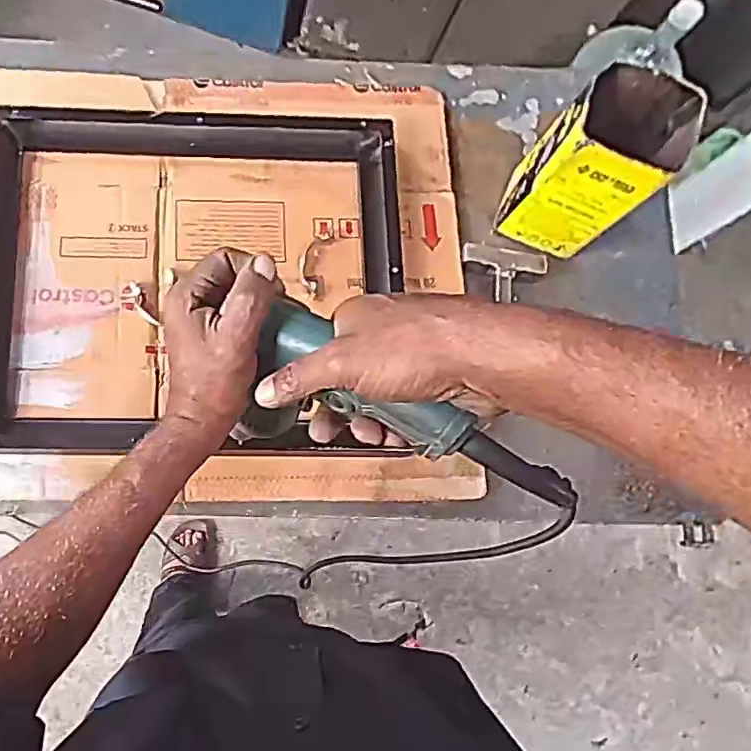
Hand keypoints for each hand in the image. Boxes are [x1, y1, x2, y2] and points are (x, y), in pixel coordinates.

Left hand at [159, 248, 278, 441]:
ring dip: (257, 305)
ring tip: (269, 323)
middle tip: (273, 308)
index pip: (225, 257)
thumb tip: (264, 265)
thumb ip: (250, 296)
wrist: (202, 421)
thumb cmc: (211, 389)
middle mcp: (187, 303)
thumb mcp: (236, 337)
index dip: (254, 271)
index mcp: (185, 296)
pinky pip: (235, 314)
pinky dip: (252, 320)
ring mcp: (197, 319)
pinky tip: (260, 336)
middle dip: (258, 289)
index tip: (271, 291)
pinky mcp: (208, 335)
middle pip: (232, 275)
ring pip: (235, 295)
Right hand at [254, 294, 506, 443]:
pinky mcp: (429, 382)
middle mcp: (380, 335)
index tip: (298, 403)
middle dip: (339, 411)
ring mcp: (407, 360)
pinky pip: (402, 408)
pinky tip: (400, 431)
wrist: (482, 362)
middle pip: (344, 380)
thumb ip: (301, 377)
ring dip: (370, 422)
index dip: (305, 381)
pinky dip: (398, 424)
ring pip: (374, 399)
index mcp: (354, 318)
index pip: (314, 350)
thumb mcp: (345, 363)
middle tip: (331, 429)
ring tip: (373, 432)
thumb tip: (268, 388)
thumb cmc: (426, 344)